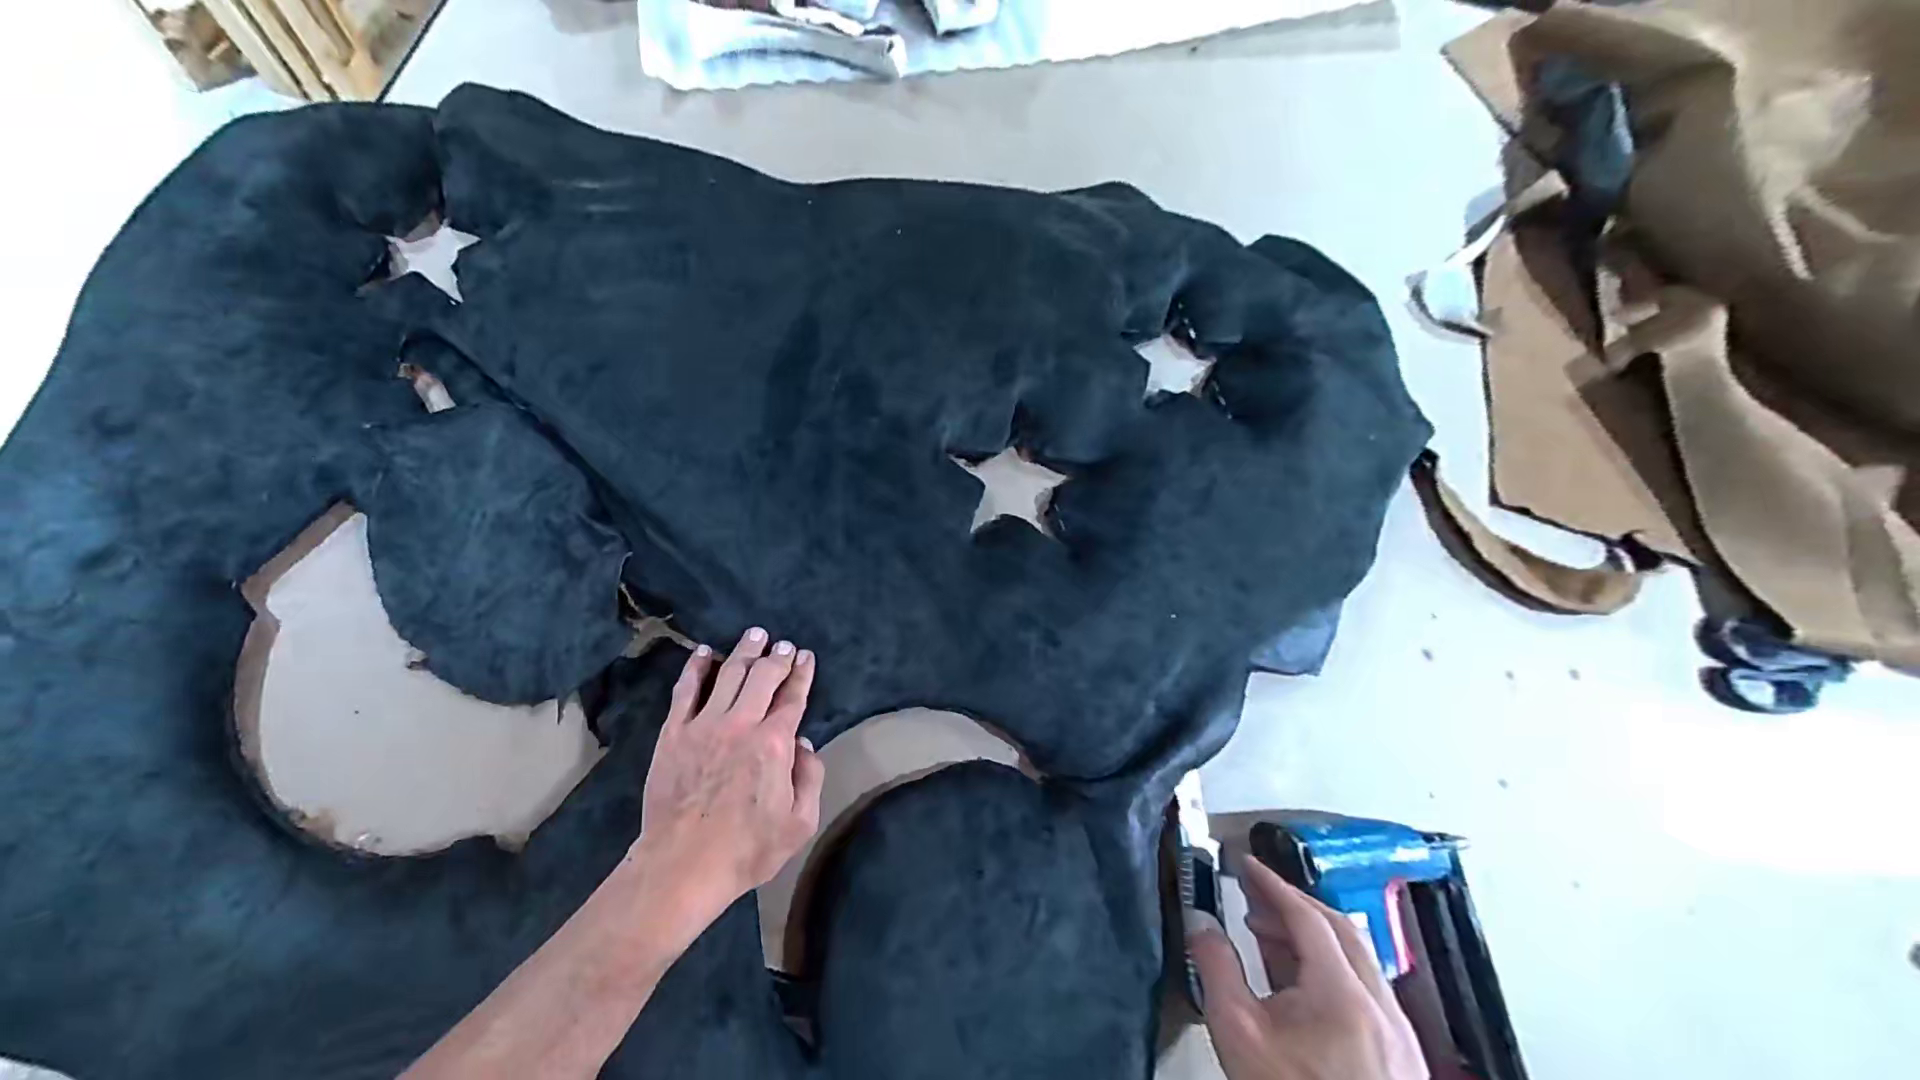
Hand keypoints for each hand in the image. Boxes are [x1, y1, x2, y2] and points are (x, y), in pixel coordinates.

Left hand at [632, 628, 824, 942]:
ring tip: (755, 635)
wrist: (681, 865)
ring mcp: (704, 725)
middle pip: (762, 677)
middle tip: (784, 645)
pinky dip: (696, 667)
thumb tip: (805, 746)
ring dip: (744, 651)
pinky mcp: (673, 734)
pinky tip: (704, 652)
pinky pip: (686, 691)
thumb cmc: (746, 849)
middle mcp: (741, 724)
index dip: (802, 674)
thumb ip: (810, 778)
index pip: (793, 697)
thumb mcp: (799, 823)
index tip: (806, 657)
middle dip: (777, 656)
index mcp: (774, 743)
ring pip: (728, 675)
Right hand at [1188, 854, 1427, 1079]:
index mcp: (1343, 993)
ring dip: (1311, 934)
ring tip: (1265, 934)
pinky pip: (1364, 987)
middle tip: (1251, 895)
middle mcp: (1382, 1004)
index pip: (1306, 915)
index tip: (1243, 861)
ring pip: (1356, 958)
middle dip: (1293, 903)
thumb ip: (1215, 967)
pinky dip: (1328, 966)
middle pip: (1339, 929)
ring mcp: (1399, 1033)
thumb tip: (1199, 919)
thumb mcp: (1238, 1033)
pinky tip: (1297, 984)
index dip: (1271, 882)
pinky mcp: (1402, 1058)